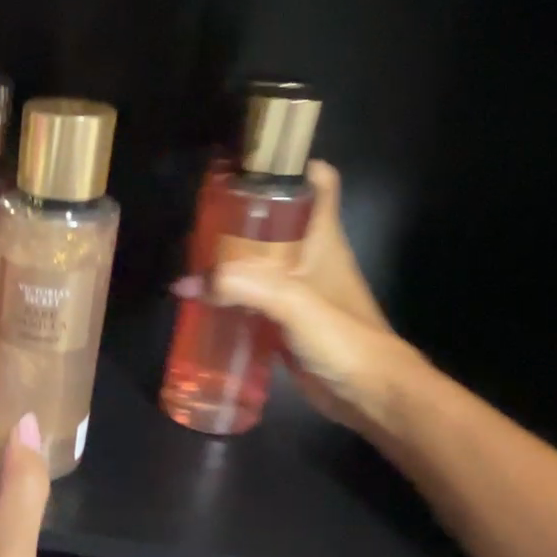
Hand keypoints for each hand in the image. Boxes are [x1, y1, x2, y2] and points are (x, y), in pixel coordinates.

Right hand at [205, 160, 429, 436]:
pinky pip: (251, 297)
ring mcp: (298, 291)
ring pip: (260, 258)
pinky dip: (228, 294)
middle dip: (240, 212)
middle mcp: (310, 257)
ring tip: (189, 253)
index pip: (316, 181)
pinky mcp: (285, 321)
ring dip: (229, 256)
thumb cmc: (344, 337)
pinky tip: (200, 299)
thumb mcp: (293, 302)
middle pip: (276, 219)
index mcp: (323, 238)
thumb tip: (186, 283)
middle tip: (198, 213)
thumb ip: (242, 287)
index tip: (246, 163)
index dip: (287, 164)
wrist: (370, 393)